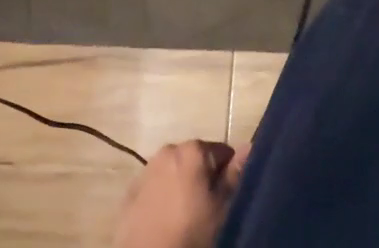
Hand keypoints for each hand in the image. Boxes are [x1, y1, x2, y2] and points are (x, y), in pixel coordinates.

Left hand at [112, 140, 248, 247]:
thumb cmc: (190, 231)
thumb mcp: (221, 207)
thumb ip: (235, 174)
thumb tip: (248, 147)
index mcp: (193, 150)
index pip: (223, 152)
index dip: (228, 174)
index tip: (226, 196)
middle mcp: (168, 150)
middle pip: (197, 158)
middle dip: (204, 177)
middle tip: (207, 207)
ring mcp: (146, 169)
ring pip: (175, 171)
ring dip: (183, 184)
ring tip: (185, 214)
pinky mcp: (130, 190)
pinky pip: (156, 185)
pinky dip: (163, 195)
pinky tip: (165, 218)